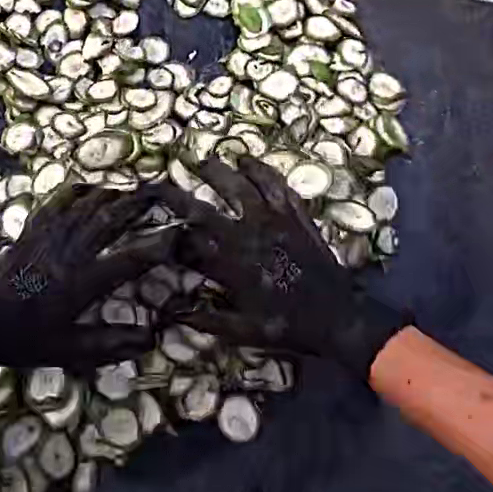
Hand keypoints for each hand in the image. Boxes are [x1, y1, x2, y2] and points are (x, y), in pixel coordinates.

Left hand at [0, 184, 172, 372]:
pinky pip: (54, 205)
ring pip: (83, 207)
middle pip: (108, 221)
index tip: (178, 235)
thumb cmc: (28, 338)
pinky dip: (72, 193)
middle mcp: (70, 253)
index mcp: (83, 282)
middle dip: (135, 206)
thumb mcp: (72, 349)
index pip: (128, 260)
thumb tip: (151, 337)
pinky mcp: (32, 232)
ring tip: (127, 189)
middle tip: (157, 195)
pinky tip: (85, 187)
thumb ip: (111, 343)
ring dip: (108, 195)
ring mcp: (48, 238)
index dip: (156, 247)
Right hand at [167, 157, 408, 380]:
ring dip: (217, 172)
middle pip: (204, 209)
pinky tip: (247, 161)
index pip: (190, 242)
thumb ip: (206, 319)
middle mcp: (247, 236)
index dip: (168, 233)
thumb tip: (169, 312)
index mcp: (232, 265)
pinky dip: (260, 170)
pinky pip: (276, 185)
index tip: (152, 229)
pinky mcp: (295, 215)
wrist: (340, 318)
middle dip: (177, 195)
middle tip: (160, 185)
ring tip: (201, 161)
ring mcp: (273, 221)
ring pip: (239, 187)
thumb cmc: (288, 325)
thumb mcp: (244, 330)